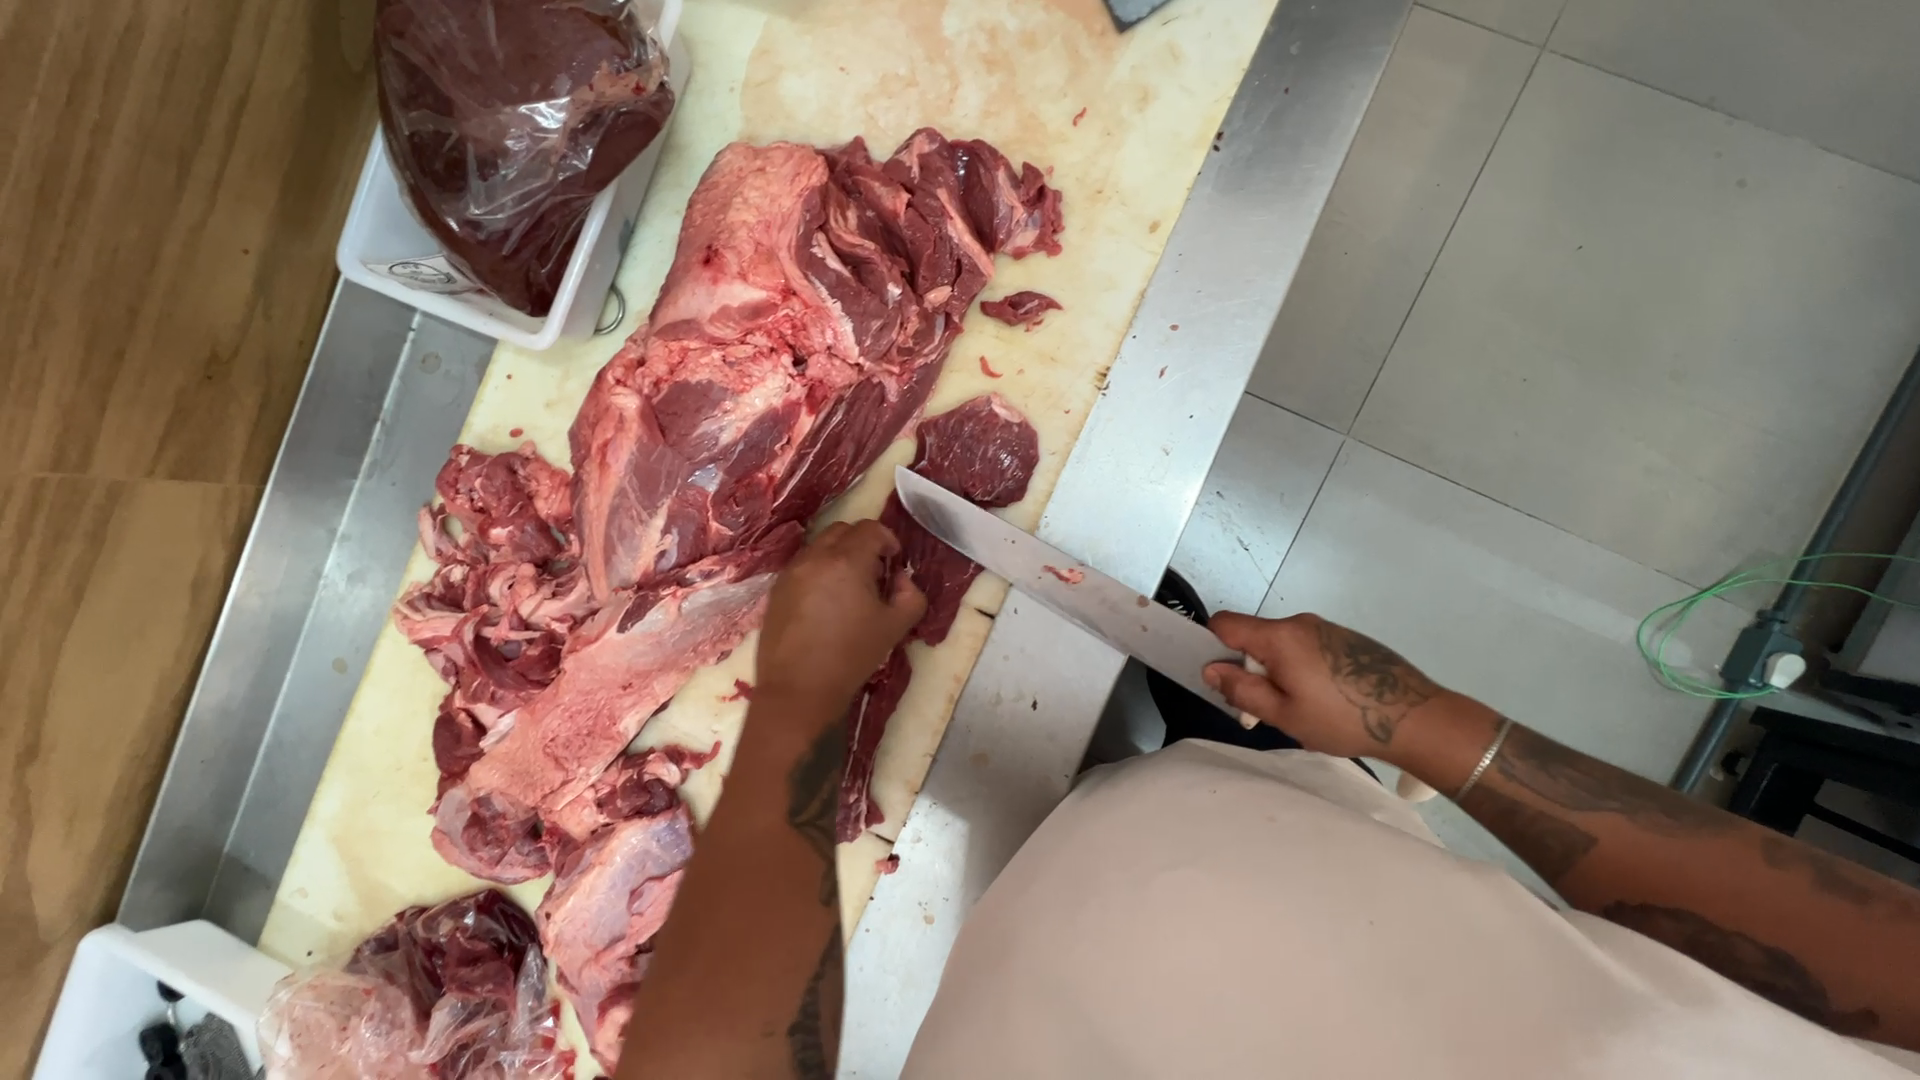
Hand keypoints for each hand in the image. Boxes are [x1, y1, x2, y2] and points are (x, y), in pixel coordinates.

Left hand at [756, 520, 927, 718]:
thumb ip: (910, 596)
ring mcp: (791, 572)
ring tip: (849, 589)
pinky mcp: (776, 590)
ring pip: (820, 546)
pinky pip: (803, 566)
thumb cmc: (850, 658)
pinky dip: (819, 571)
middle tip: (874, 573)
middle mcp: (815, 557)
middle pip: (843, 530)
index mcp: (846, 561)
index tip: (894, 562)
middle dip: (862, 543)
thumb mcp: (895, 628)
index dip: (888, 540)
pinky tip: (826, 604)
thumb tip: (901, 580)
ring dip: (839, 556)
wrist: (796, 691)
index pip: (870, 529)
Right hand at [1204, 612, 1452, 758]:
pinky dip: (1305, 668)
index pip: (1225, 623)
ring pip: (1283, 644)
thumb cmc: (1342, 719)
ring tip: (1304, 707)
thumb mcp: (1283, 715)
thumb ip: (1241, 690)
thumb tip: (1211, 669)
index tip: (1224, 678)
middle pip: (1255, 636)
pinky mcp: (1348, 640)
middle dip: (1251, 666)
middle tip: (1269, 706)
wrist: (1416, 718)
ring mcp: (1327, 628)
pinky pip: (1309, 647)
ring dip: (1280, 670)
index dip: (1213, 647)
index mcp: (1279, 637)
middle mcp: (1301, 623)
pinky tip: (1328, 699)